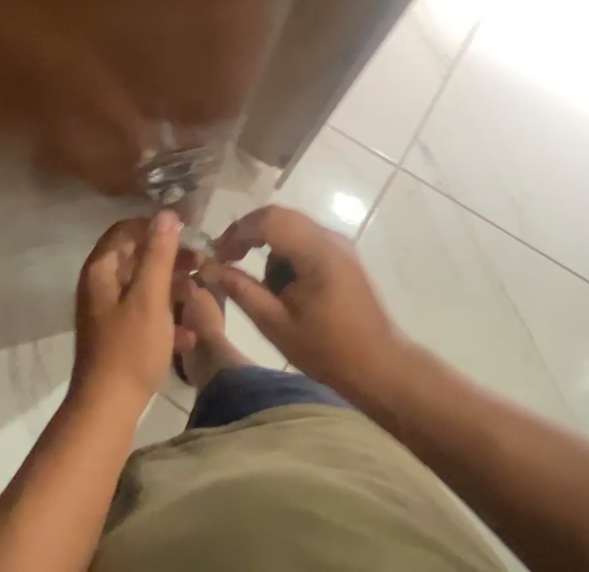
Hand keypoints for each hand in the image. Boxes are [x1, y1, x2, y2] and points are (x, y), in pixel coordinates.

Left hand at [71, 211, 181, 413]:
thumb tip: (166, 214)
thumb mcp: (150, 297)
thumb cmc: (130, 348)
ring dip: (170, 287)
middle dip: (167, 258)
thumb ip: (158, 254)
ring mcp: (106, 313)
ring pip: (142, 288)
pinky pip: (143, 315)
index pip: (124, 231)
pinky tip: (188, 334)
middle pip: (134, 258)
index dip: (153, 226)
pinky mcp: (116, 337)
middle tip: (199, 262)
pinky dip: (164, 318)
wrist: (108, 408)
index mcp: (100, 271)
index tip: (186, 231)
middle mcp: (99, 286)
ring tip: (199, 293)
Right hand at [199, 204, 407, 395]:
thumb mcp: (275, 323)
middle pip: (280, 218)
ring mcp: (341, 246)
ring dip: (271, 249)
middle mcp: (330, 238)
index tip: (218, 255)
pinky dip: (288, 256)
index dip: (238, 231)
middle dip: (250, 236)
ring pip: (292, 229)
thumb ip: (240, 289)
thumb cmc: (327, 350)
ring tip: (266, 290)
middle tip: (229, 262)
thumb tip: (207, 267)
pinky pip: (306, 242)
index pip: (269, 219)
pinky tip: (288, 292)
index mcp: (316, 251)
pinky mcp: (345, 257)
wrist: (382, 369)